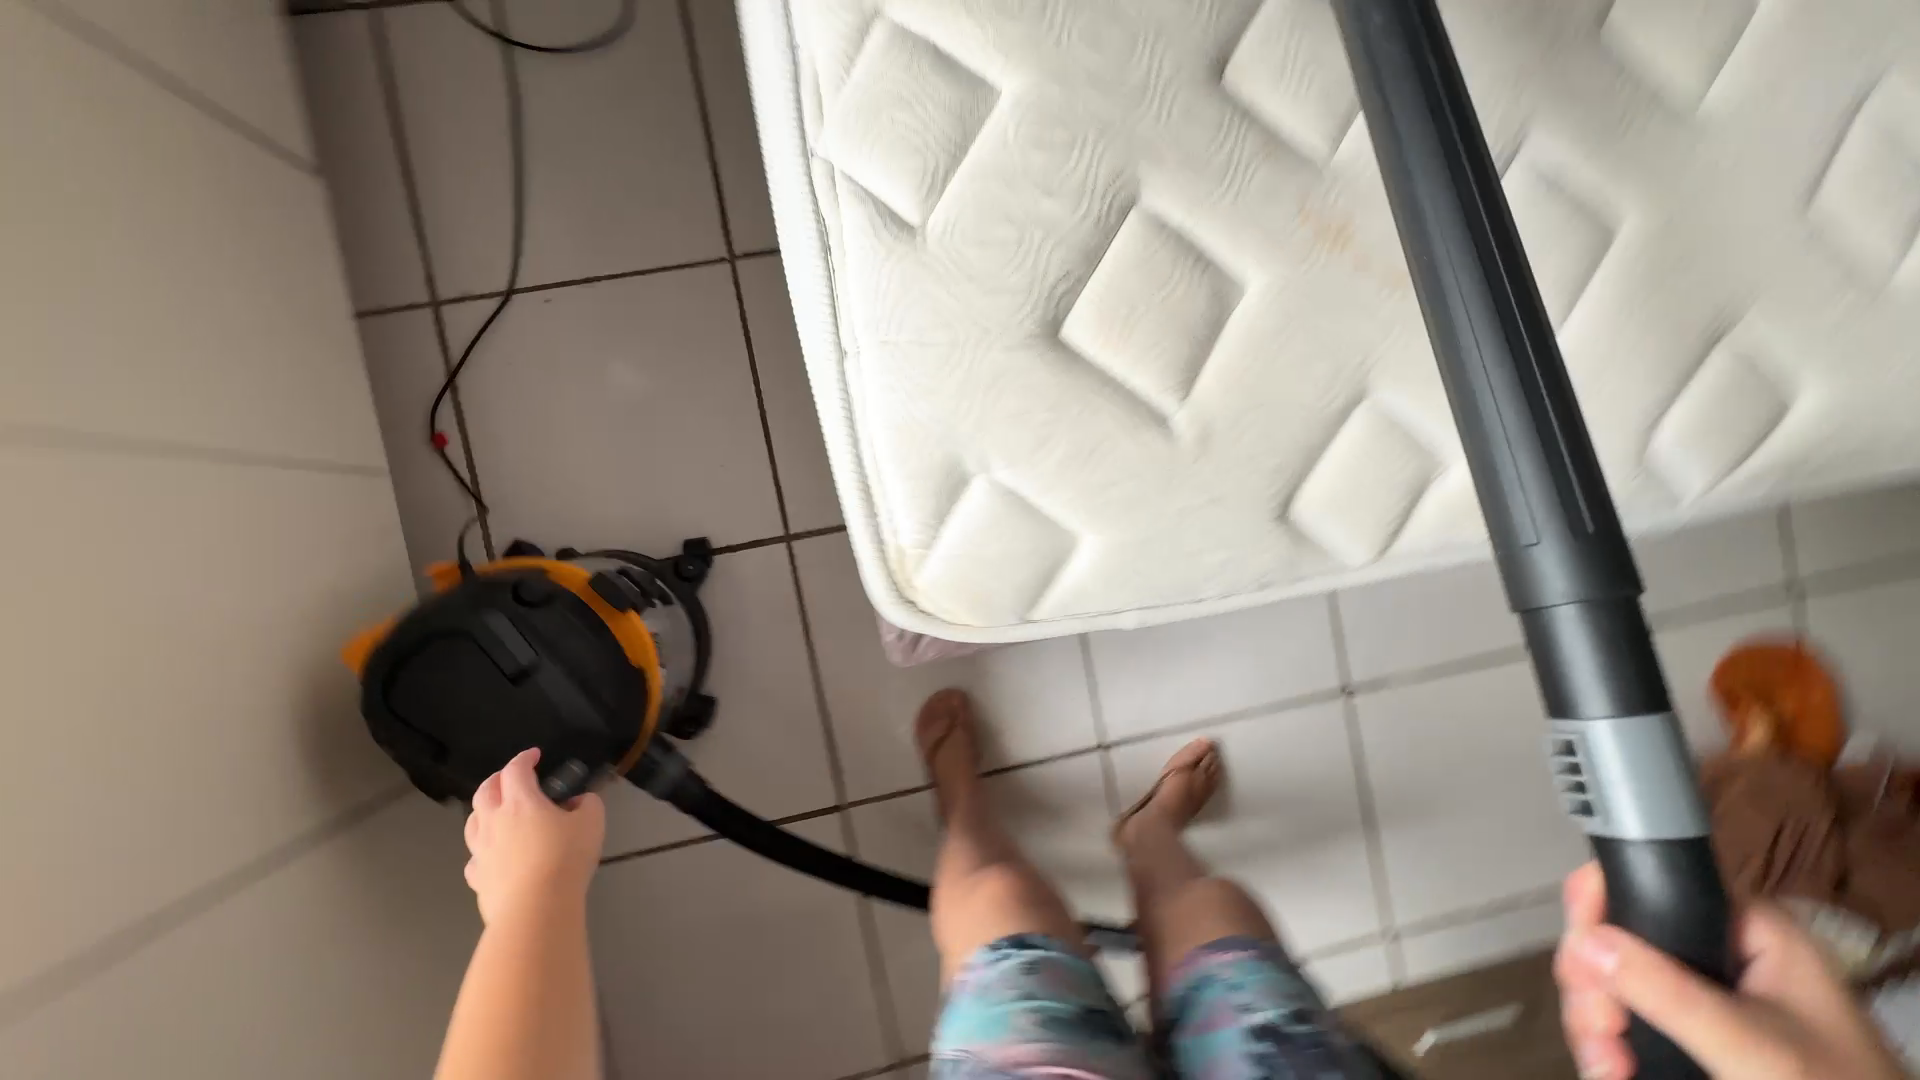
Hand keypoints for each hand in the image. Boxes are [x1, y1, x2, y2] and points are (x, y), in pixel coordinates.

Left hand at [462, 748, 605, 925]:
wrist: (536, 907)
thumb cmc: (565, 857)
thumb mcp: (592, 822)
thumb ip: (588, 804)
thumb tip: (579, 802)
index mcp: (521, 802)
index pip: (515, 770)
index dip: (524, 758)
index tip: (534, 755)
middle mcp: (494, 821)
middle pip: (485, 792)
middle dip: (497, 779)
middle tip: (510, 777)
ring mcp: (481, 851)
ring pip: (472, 823)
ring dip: (483, 811)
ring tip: (496, 812)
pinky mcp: (477, 878)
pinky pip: (475, 857)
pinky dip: (483, 849)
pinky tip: (493, 854)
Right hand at [1555, 862, 1904, 1078]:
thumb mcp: (1753, 1047)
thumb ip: (1671, 993)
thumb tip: (1586, 942)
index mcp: (1742, 926)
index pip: (1643, 881)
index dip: (1595, 912)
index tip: (1584, 962)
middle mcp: (1715, 944)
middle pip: (1612, 933)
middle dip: (1592, 985)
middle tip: (1602, 1028)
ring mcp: (1700, 984)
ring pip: (1606, 975)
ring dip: (1592, 1018)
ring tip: (1607, 1062)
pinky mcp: (1688, 1021)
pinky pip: (1621, 1009)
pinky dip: (1604, 1037)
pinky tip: (1610, 1064)